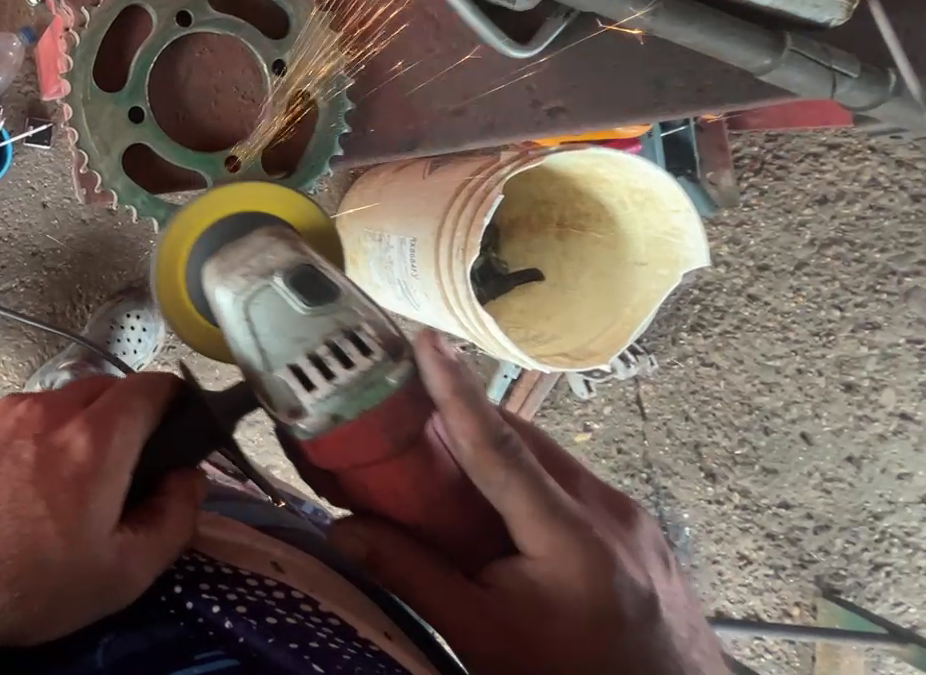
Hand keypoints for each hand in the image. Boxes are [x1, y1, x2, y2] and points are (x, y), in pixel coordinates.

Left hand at [0, 373, 206, 652]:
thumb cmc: (34, 582)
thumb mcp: (123, 572)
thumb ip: (173, 517)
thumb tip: (190, 476)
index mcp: (95, 440)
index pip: (148, 387)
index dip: (172, 396)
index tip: (179, 417)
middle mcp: (51, 409)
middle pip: (105, 386)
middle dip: (127, 411)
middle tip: (129, 458)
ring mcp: (8, 409)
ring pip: (62, 397)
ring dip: (81, 420)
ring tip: (72, 471)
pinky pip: (25, 409)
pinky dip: (41, 427)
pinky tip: (28, 471)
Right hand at [329, 332, 725, 674]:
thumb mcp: (483, 638)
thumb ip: (411, 576)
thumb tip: (339, 529)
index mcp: (572, 540)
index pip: (499, 446)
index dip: (456, 390)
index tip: (427, 340)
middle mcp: (610, 514)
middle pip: (521, 439)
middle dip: (462, 413)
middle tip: (405, 399)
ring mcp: (632, 520)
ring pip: (545, 455)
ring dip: (490, 443)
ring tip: (441, 450)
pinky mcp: (639, 531)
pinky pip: (566, 480)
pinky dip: (521, 472)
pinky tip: (494, 498)